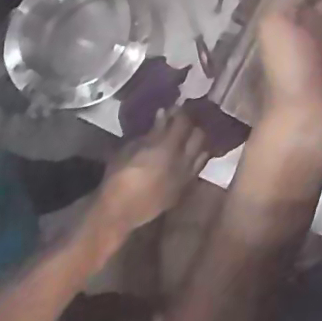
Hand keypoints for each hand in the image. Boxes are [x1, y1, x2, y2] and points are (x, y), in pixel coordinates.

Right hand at [90, 108, 212, 235]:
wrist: (119, 213)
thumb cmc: (118, 178)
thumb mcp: (130, 149)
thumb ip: (151, 133)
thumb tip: (163, 116)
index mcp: (168, 148)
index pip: (183, 122)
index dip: (180, 112)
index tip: (174, 108)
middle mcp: (183, 161)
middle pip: (199, 135)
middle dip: (192, 125)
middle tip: (182, 122)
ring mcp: (186, 177)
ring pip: (203, 152)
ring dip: (197, 142)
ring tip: (187, 138)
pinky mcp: (184, 190)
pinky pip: (197, 169)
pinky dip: (195, 159)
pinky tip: (186, 156)